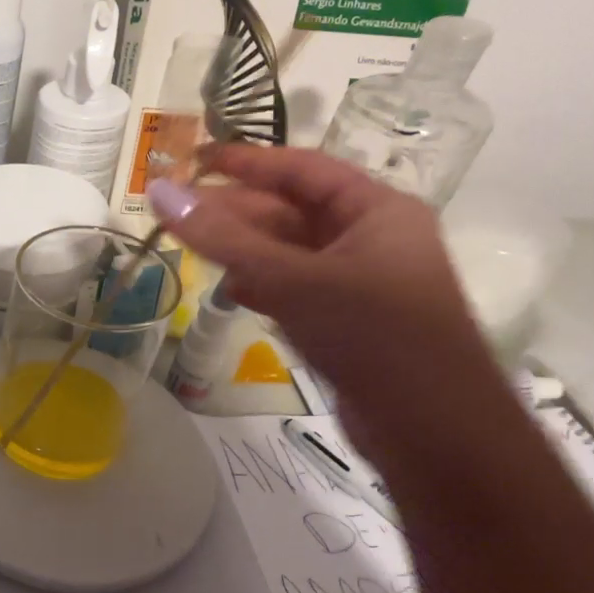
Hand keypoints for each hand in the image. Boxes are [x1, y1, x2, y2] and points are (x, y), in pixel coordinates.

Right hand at [146, 146, 495, 429]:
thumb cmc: (374, 336)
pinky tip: (229, 291)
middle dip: (237, 209)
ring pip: (291, 251)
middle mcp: (373, 239)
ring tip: (192, 248)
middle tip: (178, 212)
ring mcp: (362, 282)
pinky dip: (261, 284)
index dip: (247, 161)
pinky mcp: (349, 322)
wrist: (434, 431)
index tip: (192, 160)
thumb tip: (159, 191)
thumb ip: (222, 238)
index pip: (303, 168)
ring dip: (244, 248)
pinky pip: (295, 287)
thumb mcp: (293, 280)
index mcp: (379, 211)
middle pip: (293, 209)